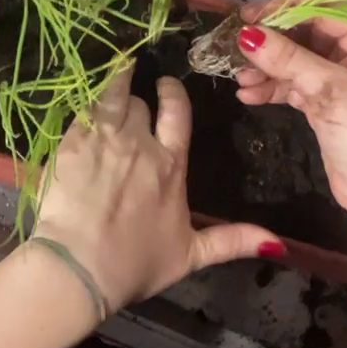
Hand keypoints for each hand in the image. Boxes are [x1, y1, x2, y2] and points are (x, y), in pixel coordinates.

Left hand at [32, 68, 281, 311]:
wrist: (79, 268)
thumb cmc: (135, 263)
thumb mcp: (190, 256)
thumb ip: (232, 241)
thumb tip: (278, 243)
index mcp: (171, 164)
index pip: (177, 110)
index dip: (172, 91)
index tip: (166, 84)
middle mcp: (139, 144)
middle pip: (141, 104)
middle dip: (139, 102)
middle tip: (133, 104)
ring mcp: (102, 140)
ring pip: (110, 96)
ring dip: (113, 86)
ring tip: (113, 79)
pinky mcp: (69, 144)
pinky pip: (79, 110)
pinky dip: (84, 103)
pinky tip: (82, 99)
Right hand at [233, 10, 346, 220]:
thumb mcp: (329, 91)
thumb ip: (288, 59)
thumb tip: (245, 34)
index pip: (325, 9)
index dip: (284, 9)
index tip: (245, 17)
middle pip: (308, 34)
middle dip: (272, 43)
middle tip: (235, 49)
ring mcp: (345, 80)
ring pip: (299, 61)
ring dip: (269, 69)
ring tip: (240, 79)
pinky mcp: (330, 105)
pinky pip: (297, 86)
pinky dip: (274, 89)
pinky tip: (249, 95)